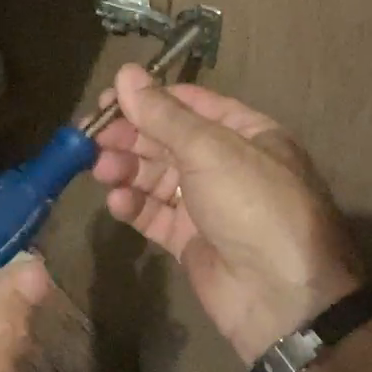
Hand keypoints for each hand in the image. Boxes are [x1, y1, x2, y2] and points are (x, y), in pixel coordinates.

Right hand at [92, 65, 371, 371]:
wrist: (280, 298)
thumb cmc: (252, 206)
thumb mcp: (210, 149)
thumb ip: (163, 113)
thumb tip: (125, 73)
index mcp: (244, 133)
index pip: (187, 104)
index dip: (146, 100)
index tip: (106, 102)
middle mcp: (226, 164)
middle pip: (166, 139)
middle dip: (129, 136)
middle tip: (91, 139)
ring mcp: (208, 203)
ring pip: (156, 175)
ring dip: (126, 168)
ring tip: (101, 170)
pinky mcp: (190, 239)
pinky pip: (154, 213)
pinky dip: (134, 205)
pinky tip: (117, 202)